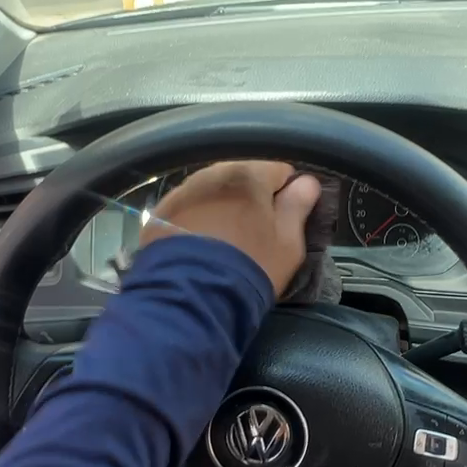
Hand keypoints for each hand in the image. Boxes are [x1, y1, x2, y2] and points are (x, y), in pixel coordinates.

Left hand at [140, 160, 321, 293]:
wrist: (190, 295)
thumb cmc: (250, 266)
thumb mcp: (288, 244)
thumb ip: (298, 207)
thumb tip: (307, 182)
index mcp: (250, 174)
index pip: (281, 171)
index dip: (288, 195)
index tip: (286, 221)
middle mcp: (213, 172)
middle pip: (243, 178)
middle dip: (252, 199)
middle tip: (255, 234)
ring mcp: (182, 191)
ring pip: (213, 191)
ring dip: (223, 207)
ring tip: (226, 241)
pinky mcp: (159, 212)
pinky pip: (188, 209)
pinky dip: (197, 220)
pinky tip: (200, 245)